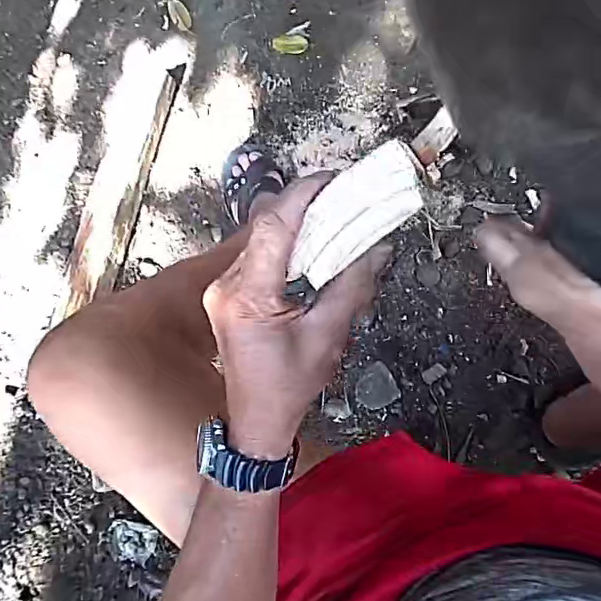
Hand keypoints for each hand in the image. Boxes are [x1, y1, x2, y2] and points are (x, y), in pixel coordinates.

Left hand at [203, 175, 387, 457]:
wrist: (255, 419)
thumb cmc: (289, 387)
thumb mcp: (329, 338)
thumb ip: (351, 287)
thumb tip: (376, 248)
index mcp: (248, 297)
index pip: (273, 227)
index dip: (304, 196)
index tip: (335, 181)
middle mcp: (227, 286)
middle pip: (268, 227)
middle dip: (309, 206)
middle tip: (346, 196)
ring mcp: (224, 288)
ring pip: (264, 237)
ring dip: (301, 224)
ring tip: (338, 217)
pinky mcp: (231, 292)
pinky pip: (263, 254)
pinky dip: (293, 243)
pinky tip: (318, 245)